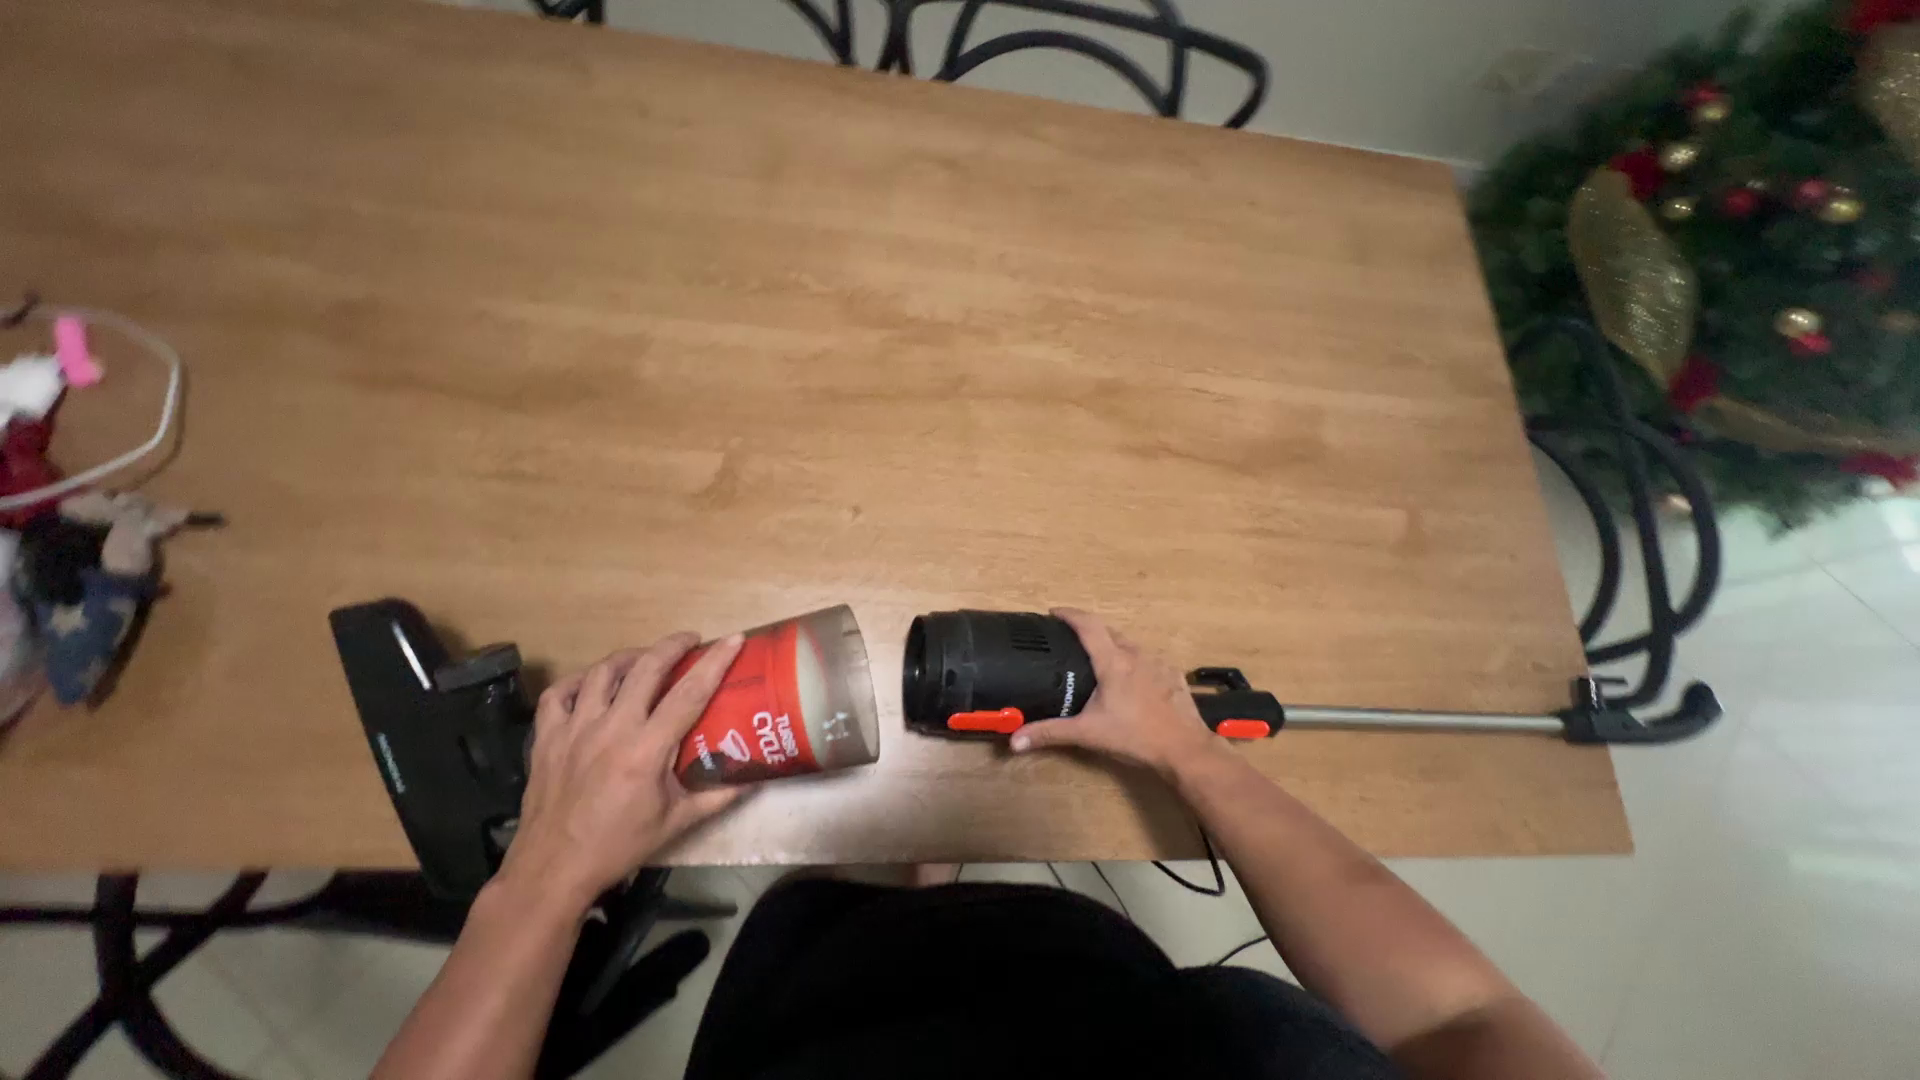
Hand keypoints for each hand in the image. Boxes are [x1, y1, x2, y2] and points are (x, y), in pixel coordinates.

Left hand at [495, 632, 752, 914]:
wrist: (553, 869)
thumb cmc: (619, 846)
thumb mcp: (676, 823)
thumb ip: (717, 796)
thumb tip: (755, 778)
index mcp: (646, 750)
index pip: (689, 693)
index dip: (715, 663)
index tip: (733, 640)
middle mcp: (610, 729)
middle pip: (645, 668)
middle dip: (672, 646)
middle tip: (690, 641)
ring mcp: (573, 730)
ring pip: (601, 673)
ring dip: (628, 657)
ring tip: (645, 658)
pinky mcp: (547, 738)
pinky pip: (559, 694)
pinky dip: (578, 680)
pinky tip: (592, 683)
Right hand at [1009, 608, 1219, 777]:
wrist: (1185, 749)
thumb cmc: (1135, 736)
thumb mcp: (1087, 734)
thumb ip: (1050, 733)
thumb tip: (1015, 740)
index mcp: (1113, 661)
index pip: (1088, 624)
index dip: (1069, 614)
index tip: (1054, 612)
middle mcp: (1136, 654)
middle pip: (1109, 630)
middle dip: (1089, 630)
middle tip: (1072, 640)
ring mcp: (1158, 662)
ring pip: (1131, 644)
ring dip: (1113, 645)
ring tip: (1099, 659)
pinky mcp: (1173, 674)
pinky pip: (1149, 659)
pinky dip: (1134, 661)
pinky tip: (1131, 678)